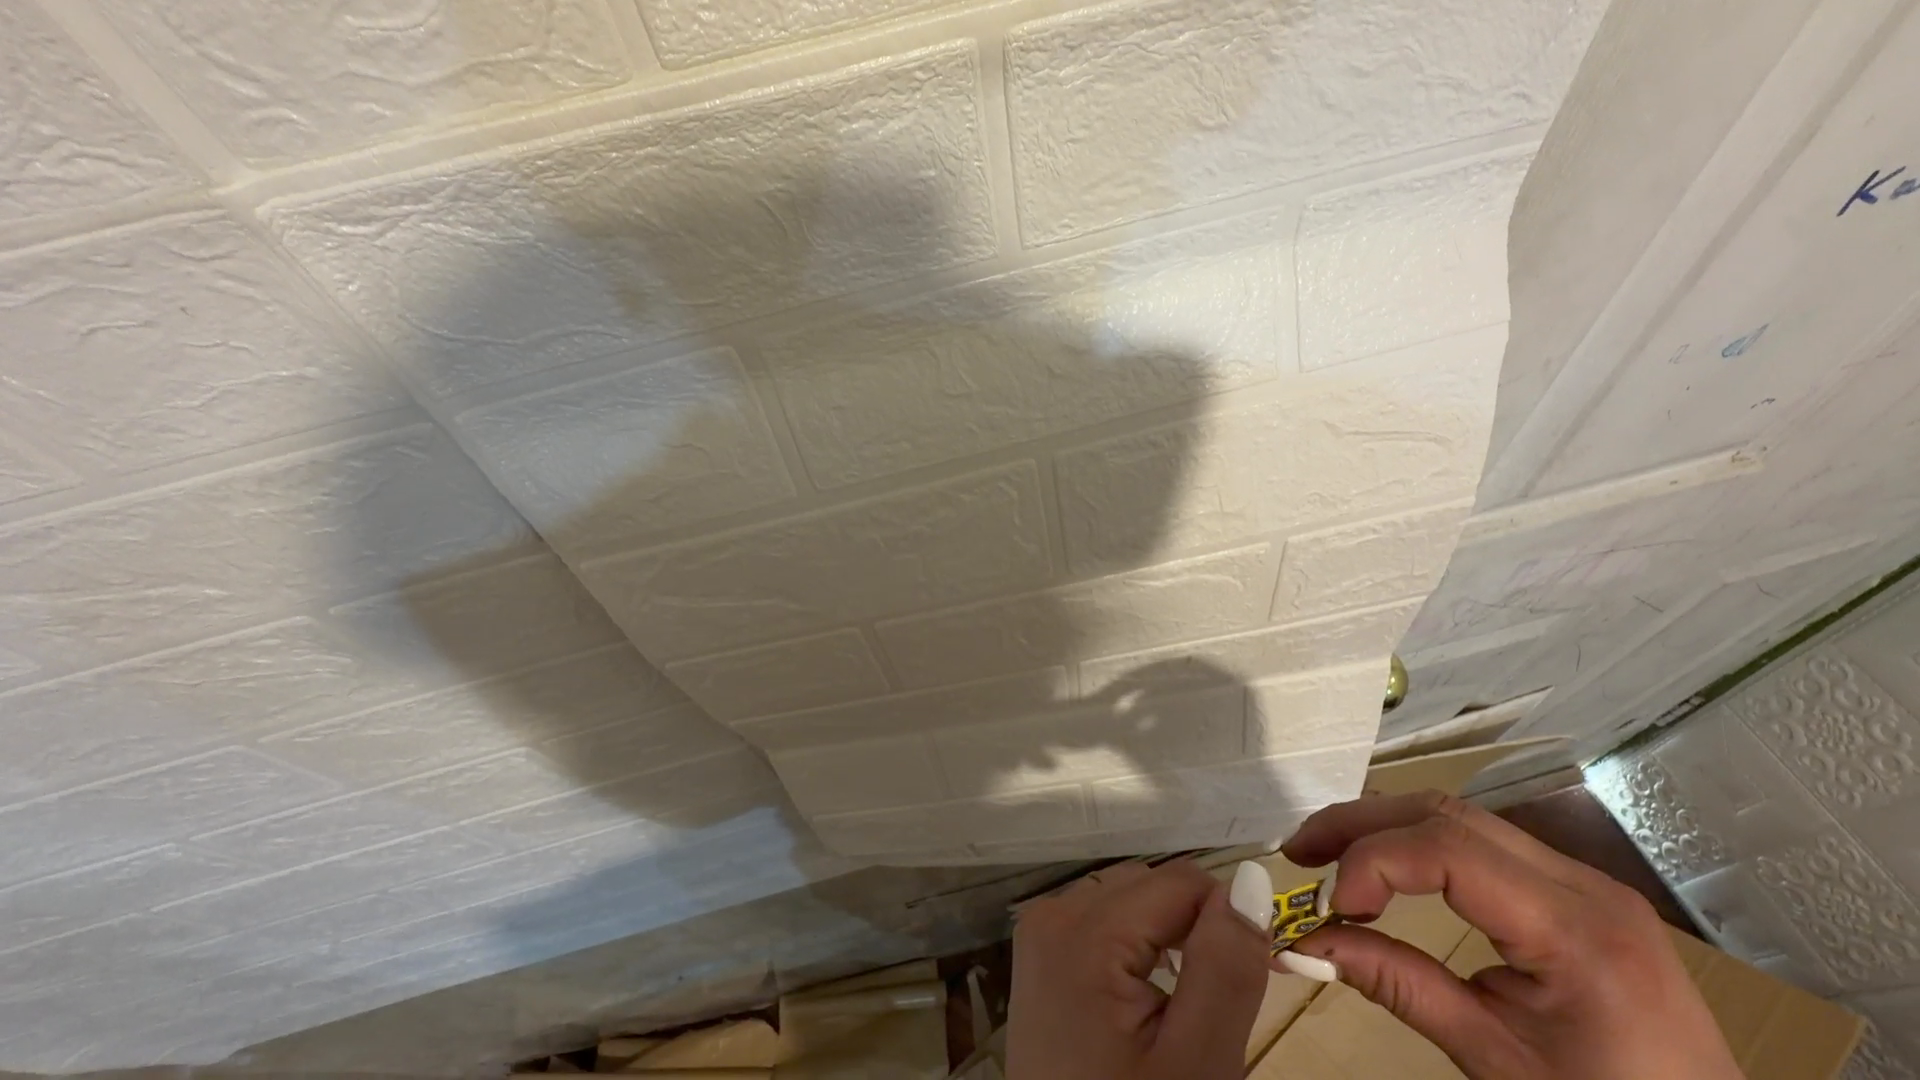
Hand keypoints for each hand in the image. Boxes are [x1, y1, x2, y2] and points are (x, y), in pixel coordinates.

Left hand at [1006, 860, 1269, 1079]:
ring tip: (1188, 1007)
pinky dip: (1139, 949)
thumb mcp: (1198, 1060)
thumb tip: (1251, 878)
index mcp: (1083, 930)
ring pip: (1130, 901)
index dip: (1230, 921)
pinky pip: (1104, 925)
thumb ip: (1224, 965)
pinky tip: (1151, 1003)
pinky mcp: (1042, 959)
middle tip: (1221, 1003)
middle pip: (1152, 886)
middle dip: (1197, 928)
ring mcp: (1041, 936)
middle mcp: (1052, 914)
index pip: (1183, 882)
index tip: (1258, 977)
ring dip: (1169, 938)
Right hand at [1282, 790, 1742, 1079]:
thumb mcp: (1493, 1058)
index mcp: (1573, 928)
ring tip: (1327, 858)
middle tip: (1298, 855)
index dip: (1370, 861)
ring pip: (1461, 817)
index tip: (1326, 906)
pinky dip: (1419, 846)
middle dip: (1360, 824)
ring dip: (1385, 828)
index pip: (1448, 849)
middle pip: (1447, 813)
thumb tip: (1303, 944)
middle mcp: (1583, 883)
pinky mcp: (1577, 891)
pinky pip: (1483, 844)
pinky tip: (1387, 870)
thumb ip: (1397, 985)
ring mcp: (1584, 881)